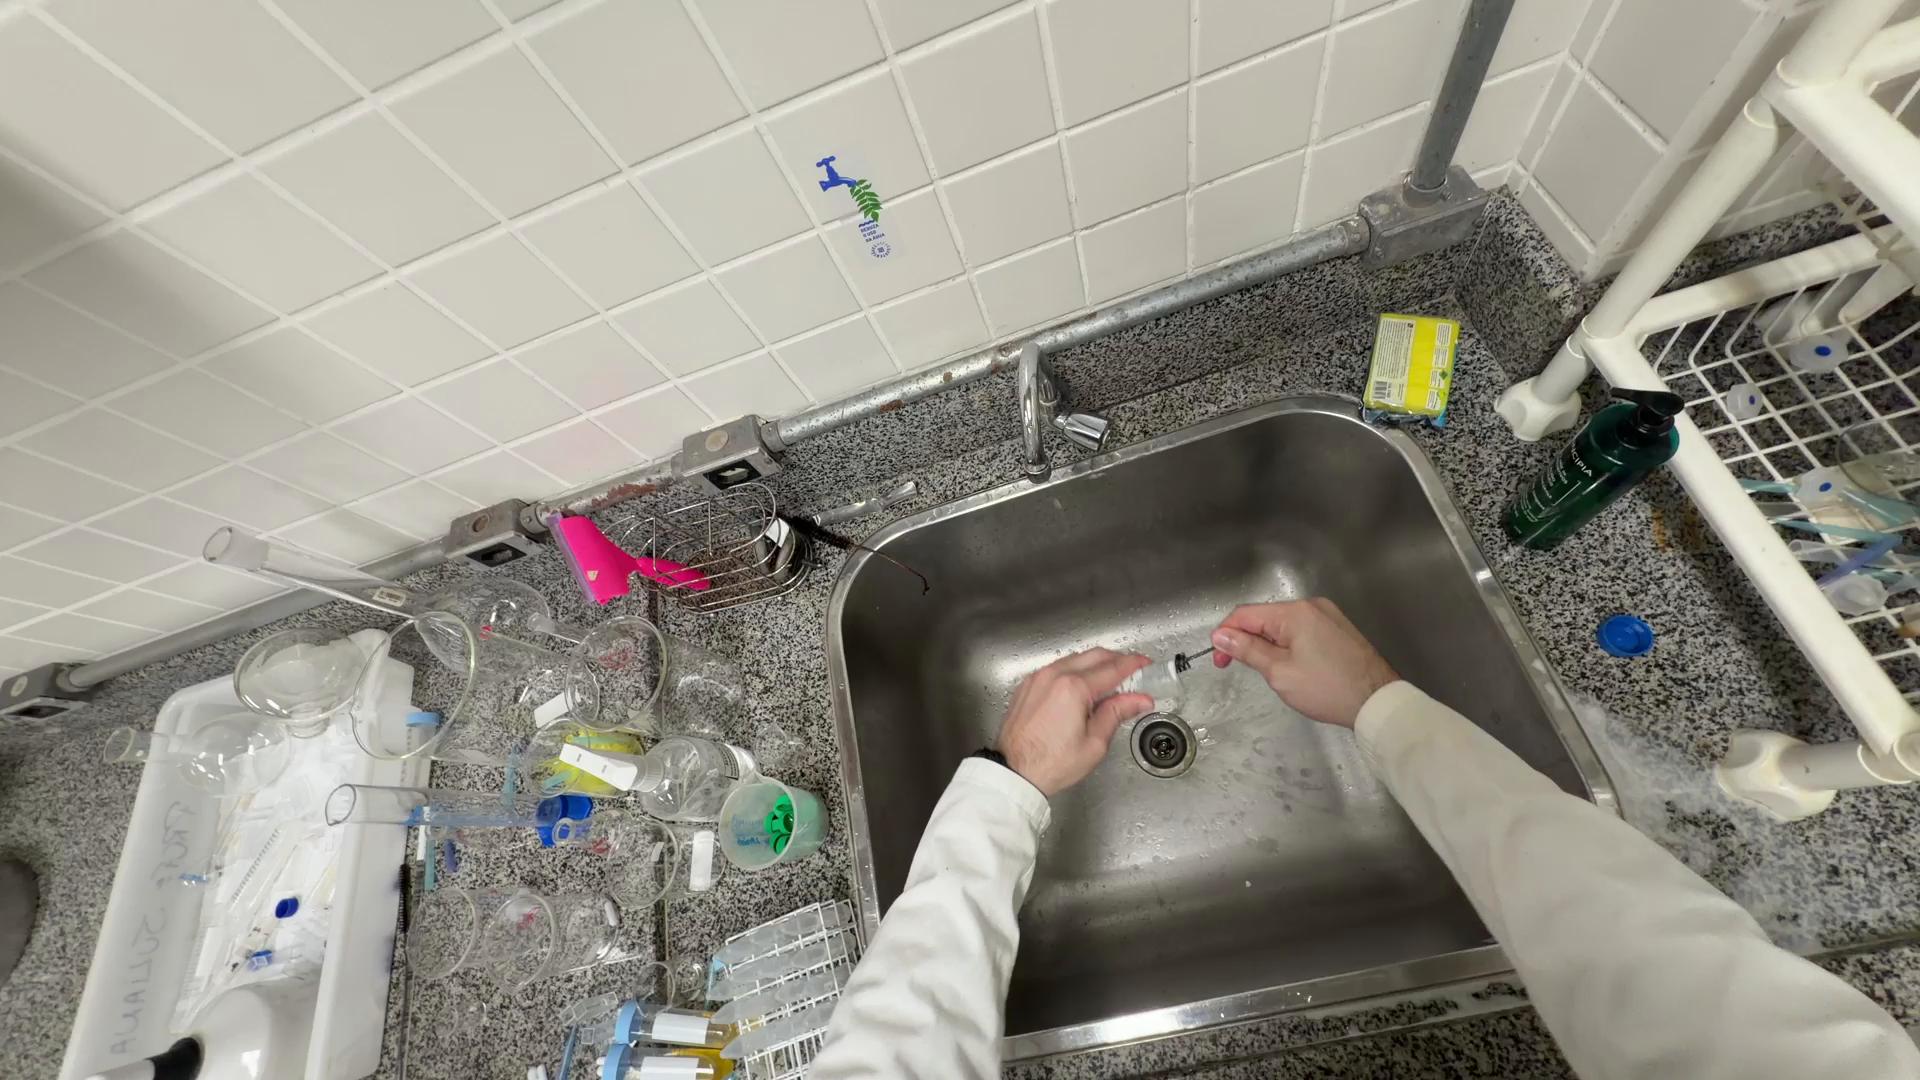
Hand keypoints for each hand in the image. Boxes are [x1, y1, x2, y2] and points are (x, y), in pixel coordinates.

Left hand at [994, 648, 1153, 795]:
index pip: (1112, 668)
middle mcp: (1054, 675)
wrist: (1014, 771)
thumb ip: (1117, 713)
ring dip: (1096, 664)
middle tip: (1133, 672)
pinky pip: (1057, 667)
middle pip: (1094, 656)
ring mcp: (1038, 677)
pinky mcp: (1029, 685)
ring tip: (1111, 681)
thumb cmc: (1051, 763)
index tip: (1145, 665)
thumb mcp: (1094, 743)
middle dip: (1117, 660)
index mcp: (1073, 688)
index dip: (1133, 665)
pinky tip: (1083, 685)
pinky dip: (1075, 670)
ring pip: (1075, 658)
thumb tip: (1139, 700)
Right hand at [1209, 599, 1399, 727]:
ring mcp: (1327, 615)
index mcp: (1294, 612)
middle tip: (1237, 666)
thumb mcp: (1279, 672)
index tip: (1220, 659)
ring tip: (1268, 669)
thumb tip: (1220, 635)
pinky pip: (1300, 629)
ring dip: (1266, 643)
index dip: (1226, 635)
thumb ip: (1246, 649)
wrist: (1379, 703)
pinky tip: (1290, 664)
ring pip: (1281, 624)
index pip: (1245, 614)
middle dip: (1246, 640)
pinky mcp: (1337, 628)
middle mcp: (1311, 606)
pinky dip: (1287, 644)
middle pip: (1263, 617)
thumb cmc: (1327, 689)